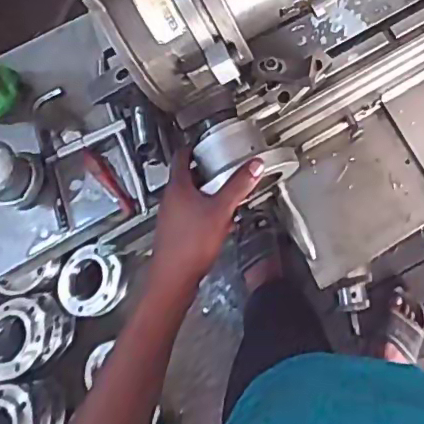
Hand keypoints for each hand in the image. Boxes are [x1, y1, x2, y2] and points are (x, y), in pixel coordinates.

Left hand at [148, 147, 259, 285]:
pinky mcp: (175, 234)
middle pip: (186, 175)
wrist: (173, 281)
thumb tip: (253, 166)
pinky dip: (203, 211)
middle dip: (205, 170)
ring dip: (205, 191)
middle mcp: (170, 200)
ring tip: (223, 193)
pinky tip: (218, 221)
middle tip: (221, 167)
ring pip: (188, 196)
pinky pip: (189, 214)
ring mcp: (170, 217)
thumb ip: (238, 186)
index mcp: (177, 187)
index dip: (193, 146)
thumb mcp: (221, 209)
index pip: (181, 156)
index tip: (204, 142)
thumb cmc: (190, 246)